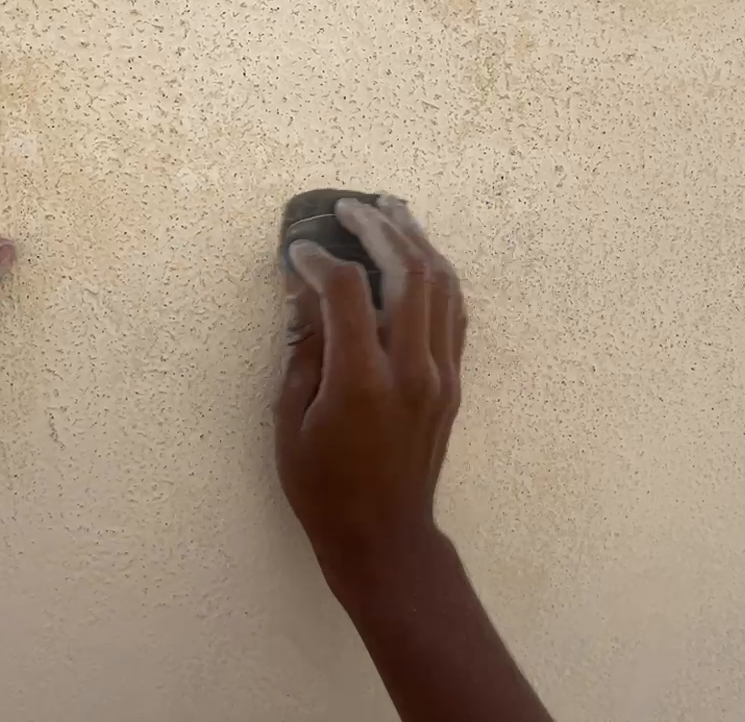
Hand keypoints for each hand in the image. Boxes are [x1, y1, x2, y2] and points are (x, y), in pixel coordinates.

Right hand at [275, 196, 464, 591]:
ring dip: (417, 240)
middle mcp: (411, 368)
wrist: (385, 538)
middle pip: (408, 272)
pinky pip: (455, 311)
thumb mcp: (290, 420)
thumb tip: (302, 292)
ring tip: (392, 210)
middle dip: (378, 228)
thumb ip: (302, 350)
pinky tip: (419, 256)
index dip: (319, 259)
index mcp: (362, 381)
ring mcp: (441, 373)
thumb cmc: (323, 487)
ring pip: (442, 284)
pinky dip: (437, 274)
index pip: (348, 291)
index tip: (296, 251)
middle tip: (350, 207)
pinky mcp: (454, 380)